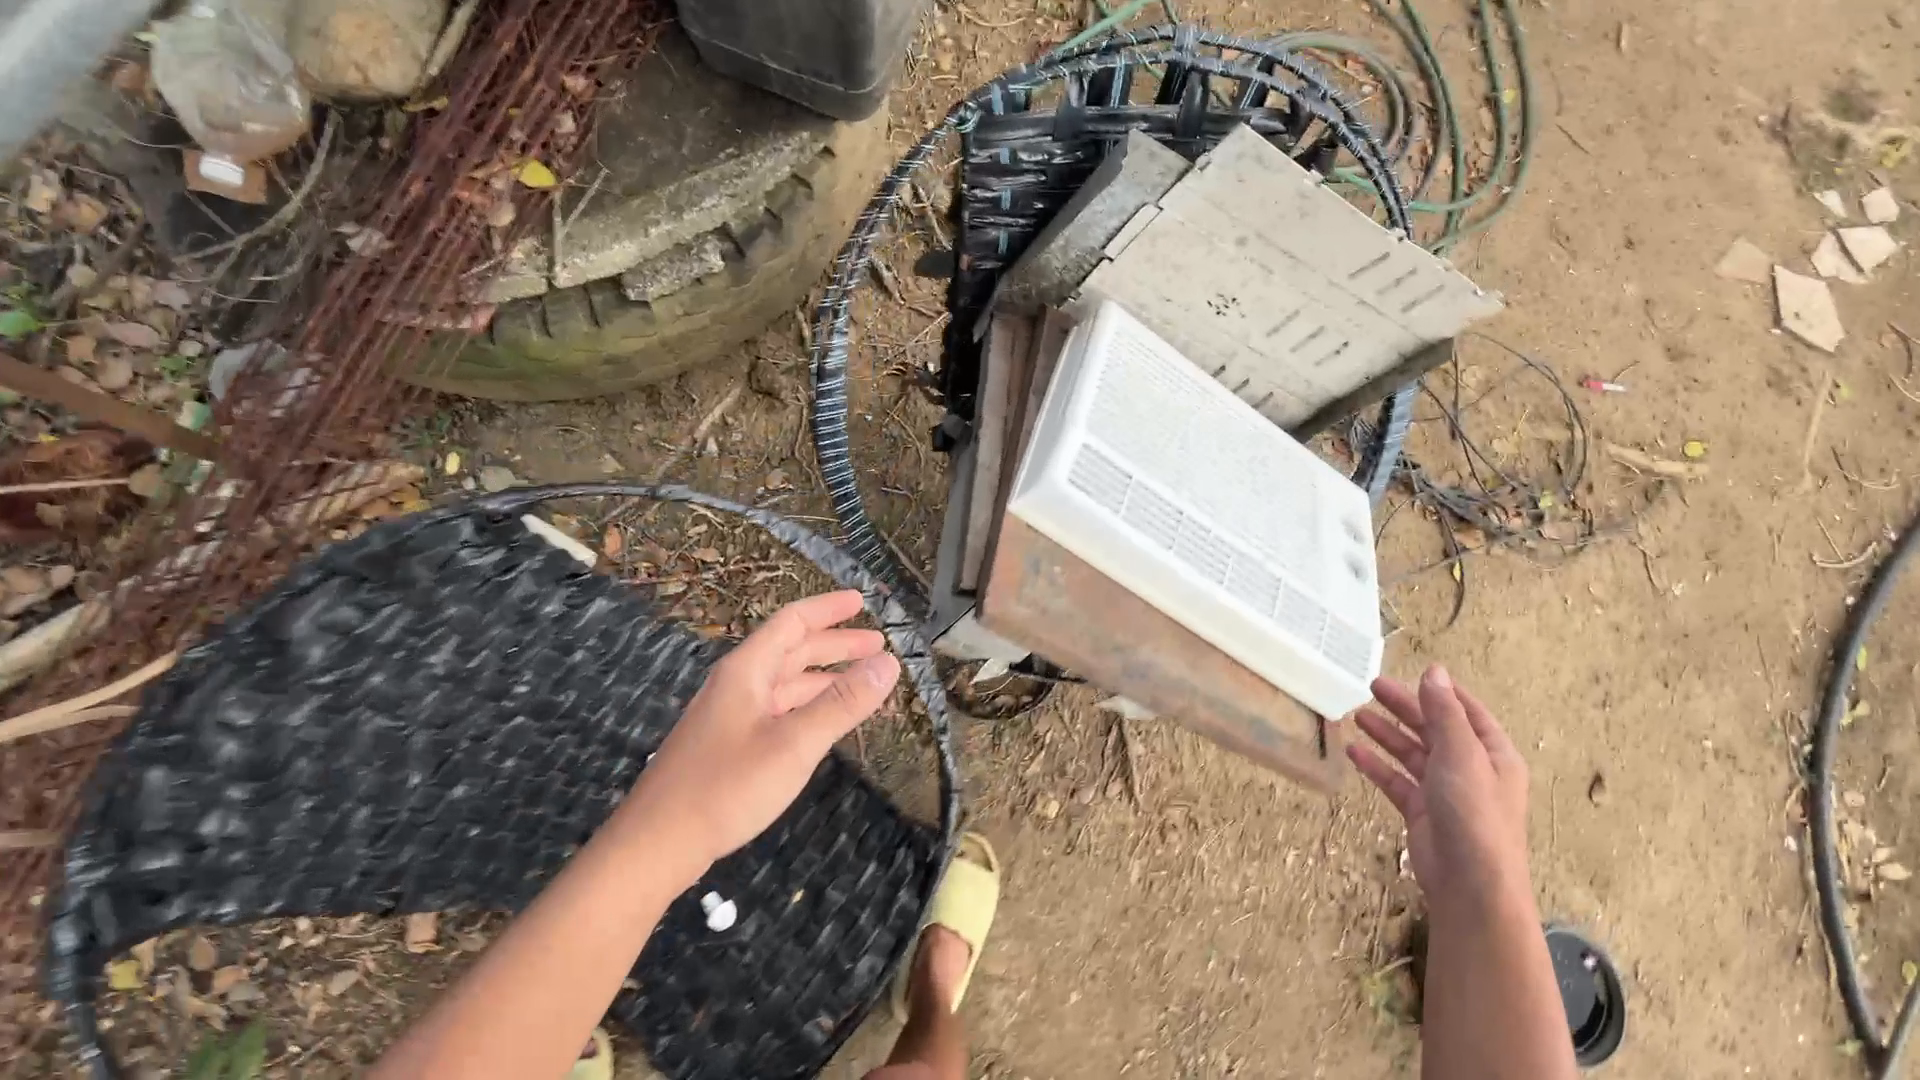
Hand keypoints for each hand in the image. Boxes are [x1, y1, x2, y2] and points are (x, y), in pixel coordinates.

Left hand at [623, 590, 900, 870]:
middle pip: (791, 650)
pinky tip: (825, 722)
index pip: (792, 622)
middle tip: (877, 644)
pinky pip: (778, 710)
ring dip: (825, 678)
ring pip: (786, 683)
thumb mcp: (794, 744)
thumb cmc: (727, 787)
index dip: (827, 609)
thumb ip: (842, 703)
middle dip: (836, 645)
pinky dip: (808, 707)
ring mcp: (731, 715)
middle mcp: (737, 684)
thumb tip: (889, 662)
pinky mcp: (729, 745)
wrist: (658, 842)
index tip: (861, 601)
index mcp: (747, 670)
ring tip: (863, 683)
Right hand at [1347, 665, 1530, 916]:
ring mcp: (1445, 792)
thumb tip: (1434, 671)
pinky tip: (1354, 752)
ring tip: (1358, 714)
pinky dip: (1376, 766)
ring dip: (1387, 734)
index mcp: (1493, 754)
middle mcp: (1471, 770)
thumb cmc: (1474, 812)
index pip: (1468, 713)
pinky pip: (1396, 781)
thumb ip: (1444, 712)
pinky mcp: (1421, 812)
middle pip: (1435, 730)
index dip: (1443, 692)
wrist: (1471, 882)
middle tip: (1372, 686)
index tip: (1416, 673)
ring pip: (1412, 754)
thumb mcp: (1461, 754)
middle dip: (1405, 708)